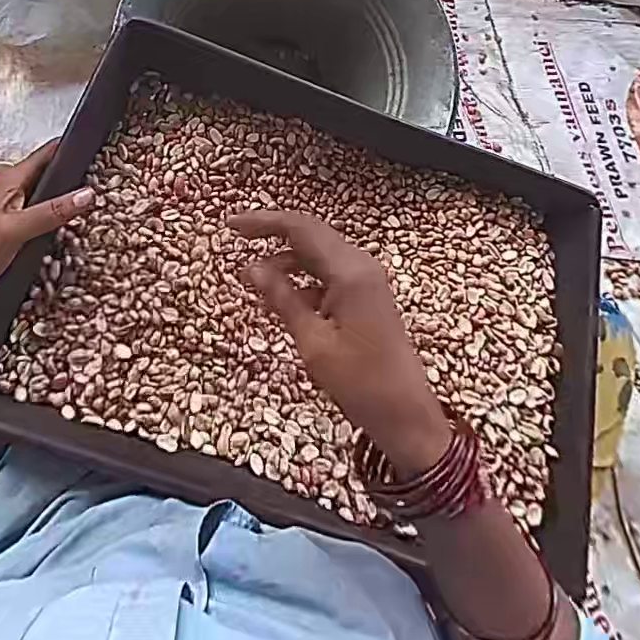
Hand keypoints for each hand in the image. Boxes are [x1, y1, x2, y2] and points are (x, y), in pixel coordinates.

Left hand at [0, 140, 94, 297]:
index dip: (71, 148)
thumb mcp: (15, 230)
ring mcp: (9, 211)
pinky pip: (39, 217)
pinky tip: (69, 229)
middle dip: (74, 177)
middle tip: (106, 180)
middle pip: (49, 176)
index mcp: (10, 181)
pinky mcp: (9, 230)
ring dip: (66, 201)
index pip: (47, 154)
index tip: (101, 148)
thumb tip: (89, 192)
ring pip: (45, 198)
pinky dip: (55, 219)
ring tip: (96, 204)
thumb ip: (52, 211)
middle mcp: (10, 191)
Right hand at [227, 210, 451, 476]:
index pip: (300, 228)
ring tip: (254, 278)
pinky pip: (328, 273)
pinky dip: (302, 278)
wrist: (408, 417)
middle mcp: (361, 266)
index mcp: (350, 272)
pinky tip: (282, 298)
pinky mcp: (366, 296)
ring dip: (286, 259)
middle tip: (237, 237)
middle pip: (310, 233)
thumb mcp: (313, 342)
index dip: (263, 222)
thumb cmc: (360, 383)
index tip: (231, 224)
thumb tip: (251, 268)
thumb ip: (282, 299)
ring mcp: (366, 280)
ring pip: (318, 253)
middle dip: (272, 233)